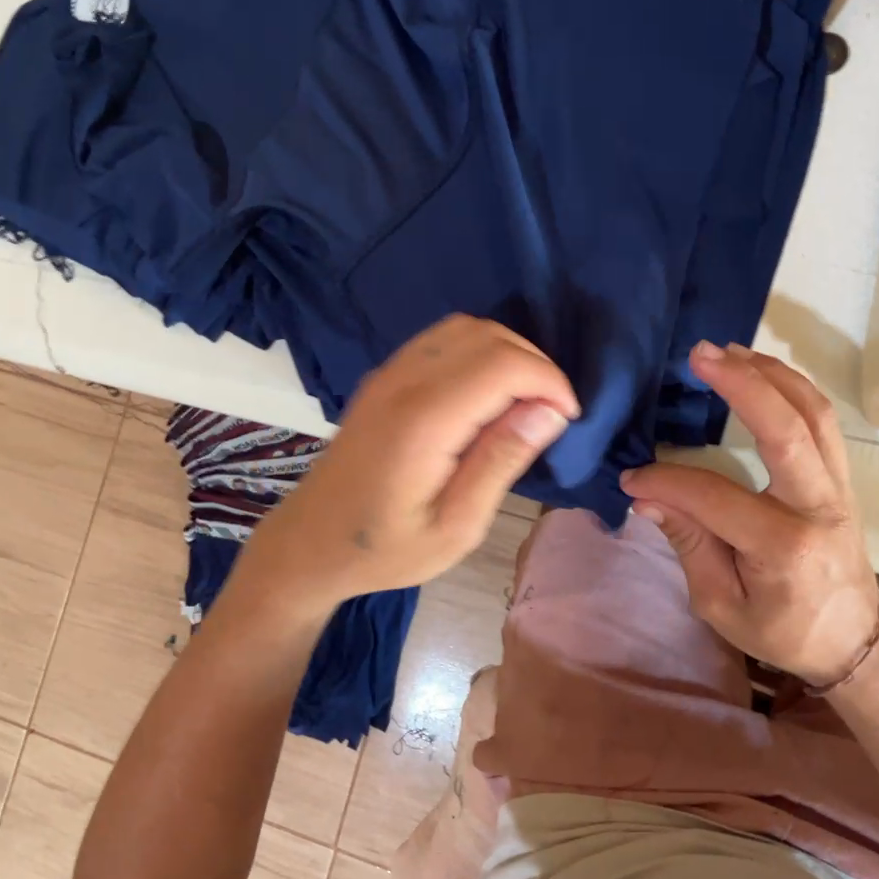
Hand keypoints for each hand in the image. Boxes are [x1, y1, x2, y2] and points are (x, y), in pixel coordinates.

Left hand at [238, 315, 578, 612]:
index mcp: (423, 421)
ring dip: (507, 353)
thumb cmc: (385, 549)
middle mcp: (403, 382)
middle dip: (534, 364)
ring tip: (526, 402)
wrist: (311, 543)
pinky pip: (441, 341)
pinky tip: (489, 394)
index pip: (502, 364)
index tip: (567, 419)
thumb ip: (500, 463)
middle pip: (487, 335)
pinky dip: (478, 353)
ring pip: (464, 329)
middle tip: (551, 412)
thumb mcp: (456, 527)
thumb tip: (548, 413)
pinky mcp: (383, 378)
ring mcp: (388, 374)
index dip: (548, 381)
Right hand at [621, 342, 878, 686]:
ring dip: (771, 374)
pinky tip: (762, 373)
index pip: (714, 496)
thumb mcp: (721, 604)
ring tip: (729, 351)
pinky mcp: (842, 478)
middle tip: (699, 355)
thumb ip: (689, 545)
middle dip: (741, 385)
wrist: (852, 640)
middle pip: (786, 428)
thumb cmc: (783, 631)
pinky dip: (794, 388)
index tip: (631, 479)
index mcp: (784, 546)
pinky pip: (822, 421)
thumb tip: (647, 497)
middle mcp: (818, 506)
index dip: (666, 481)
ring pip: (814, 412)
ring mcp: (838, 487)